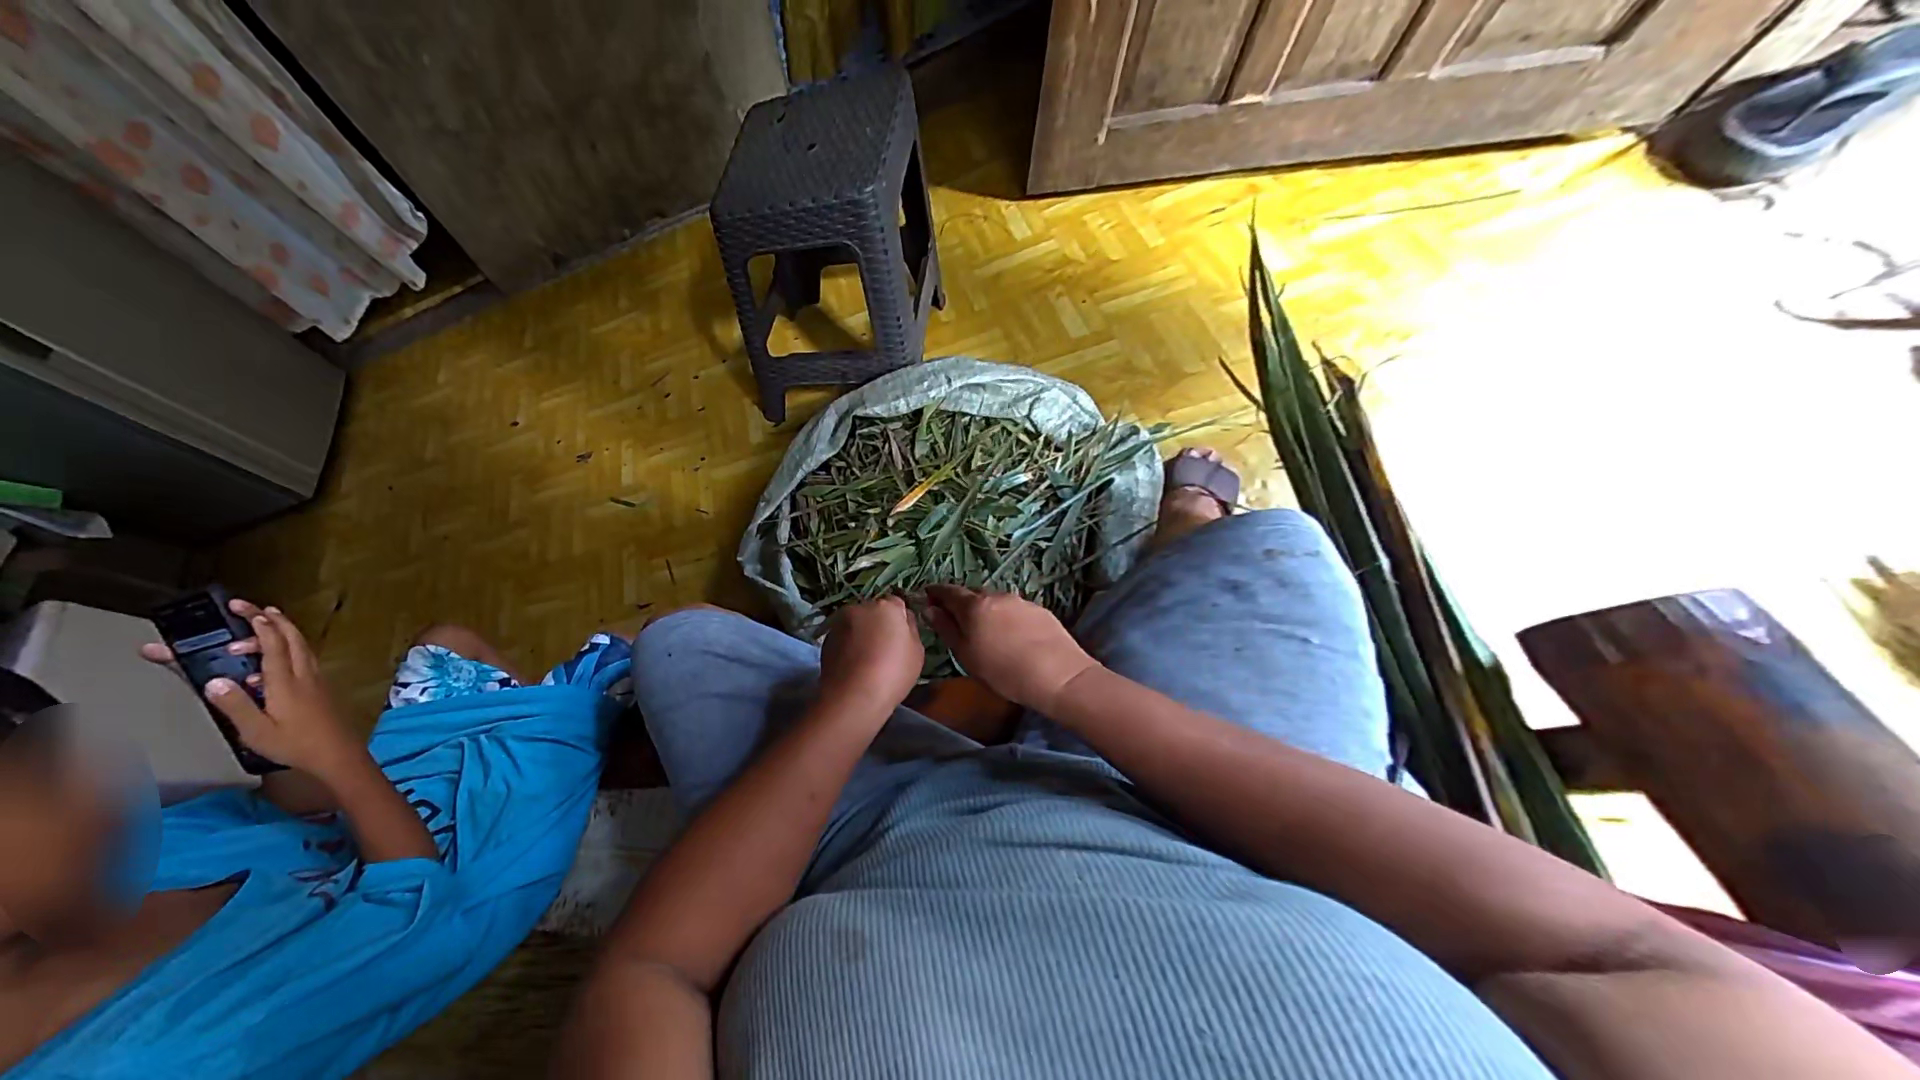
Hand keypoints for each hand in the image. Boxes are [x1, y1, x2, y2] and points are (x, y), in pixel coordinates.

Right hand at [143, 600, 358, 777]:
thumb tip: (214, 680)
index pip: (274, 646)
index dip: (262, 626)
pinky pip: (304, 659)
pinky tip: (272, 662)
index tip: (247, 611)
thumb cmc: (295, 744)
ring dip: (283, 631)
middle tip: (250, 607)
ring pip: (301, 647)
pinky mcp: (322, 686)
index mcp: (287, 683)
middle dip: (272, 619)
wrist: (338, 753)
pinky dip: (289, 648)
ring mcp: (317, 679)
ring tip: (264, 622)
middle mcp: (305, 674)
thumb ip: (235, 705)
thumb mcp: (256, 730)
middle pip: (292, 638)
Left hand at [818, 596, 923, 713]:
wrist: (853, 696)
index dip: (899, 620)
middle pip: (874, 612)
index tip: (900, 639)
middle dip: (878, 624)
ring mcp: (839, 622)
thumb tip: (903, 620)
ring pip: (856, 623)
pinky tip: (853, 666)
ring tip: (865, 660)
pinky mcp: (825, 639)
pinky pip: (843, 637)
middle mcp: (861, 607)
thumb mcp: (917, 651)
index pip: (896, 604)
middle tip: (883, 650)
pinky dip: (848, 645)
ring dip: (861, 634)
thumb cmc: (893, 673)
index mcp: (887, 606)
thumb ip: (910, 629)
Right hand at [923, 586, 1099, 713]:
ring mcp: (1020, 601)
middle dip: (961, 604)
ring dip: (986, 611)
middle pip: (972, 594)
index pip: (948, 591)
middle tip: (956, 621)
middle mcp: (996, 595)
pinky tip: (1012, 637)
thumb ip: (946, 629)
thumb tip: (930, 609)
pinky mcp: (1039, 610)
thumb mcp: (966, 655)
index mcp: (974, 606)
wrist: (1058, 675)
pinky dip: (1006, 618)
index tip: (928, 597)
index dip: (936, 593)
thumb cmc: (1003, 671)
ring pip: (995, 602)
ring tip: (987, 633)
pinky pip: (1014, 610)